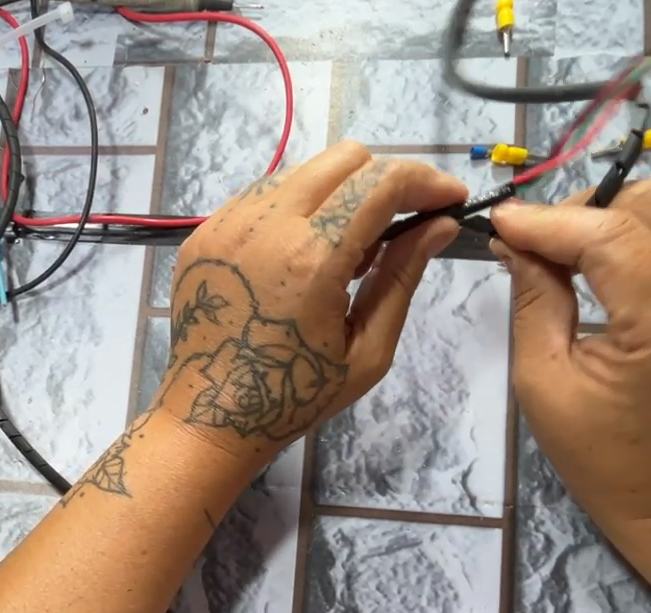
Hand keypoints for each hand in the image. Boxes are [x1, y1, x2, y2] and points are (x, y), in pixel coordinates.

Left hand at [152, 142, 466, 466]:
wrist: (209, 416)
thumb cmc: (293, 398)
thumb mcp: (365, 352)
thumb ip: (402, 280)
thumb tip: (440, 225)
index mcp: (312, 259)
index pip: (382, 181)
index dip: (426, 182)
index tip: (447, 201)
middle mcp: (266, 227)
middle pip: (343, 158)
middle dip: (384, 180)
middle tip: (395, 230)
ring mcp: (226, 226)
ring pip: (301, 172)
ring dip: (337, 194)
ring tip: (343, 254)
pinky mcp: (203, 236)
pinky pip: (261, 197)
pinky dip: (293, 211)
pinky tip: (299, 257)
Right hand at [490, 177, 650, 526]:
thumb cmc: (597, 446)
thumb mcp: (542, 378)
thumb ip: (534, 298)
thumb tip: (516, 238)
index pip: (610, 235)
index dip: (549, 221)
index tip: (501, 219)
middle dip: (588, 210)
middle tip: (540, 241)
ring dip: (627, 211)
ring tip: (580, 245)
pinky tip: (627, 252)